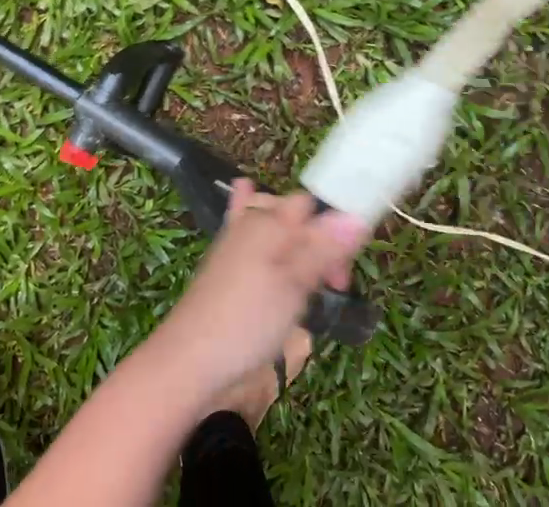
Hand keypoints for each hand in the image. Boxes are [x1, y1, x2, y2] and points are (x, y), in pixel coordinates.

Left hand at [147, 181, 369, 403]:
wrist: (192, 357)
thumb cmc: (248, 320)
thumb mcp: (294, 285)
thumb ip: (323, 249)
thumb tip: (357, 216)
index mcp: (268, 221)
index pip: (311, 205)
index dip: (335, 230)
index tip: (344, 272)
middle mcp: (250, 223)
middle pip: (296, 217)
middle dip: (320, 242)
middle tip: (333, 285)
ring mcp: (234, 243)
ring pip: (276, 228)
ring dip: (298, 246)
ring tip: (312, 278)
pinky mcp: (226, 264)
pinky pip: (249, 233)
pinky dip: (257, 222)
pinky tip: (245, 191)